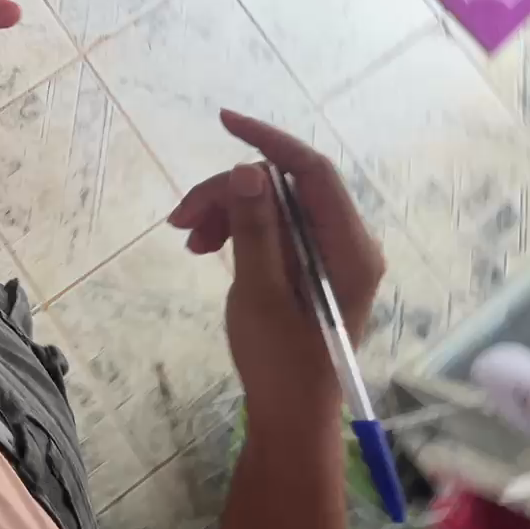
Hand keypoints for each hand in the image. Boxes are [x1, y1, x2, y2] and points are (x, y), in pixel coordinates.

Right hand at [167, 110, 384, 423]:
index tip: (224, 121)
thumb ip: (257, 230)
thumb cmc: (280, 358)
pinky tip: (204, 245)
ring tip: (189, 239)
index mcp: (348, 248)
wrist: (289, 407)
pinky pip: (263, 221)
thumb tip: (249, 170)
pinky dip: (229, 225)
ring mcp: (324, 248)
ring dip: (222, 210)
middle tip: (181, 219)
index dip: (269, 140)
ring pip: (265, 201)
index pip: (313, 171)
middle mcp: (343, 239)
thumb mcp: (260, 292)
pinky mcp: (305, 257)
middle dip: (226, 193)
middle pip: (279, 187)